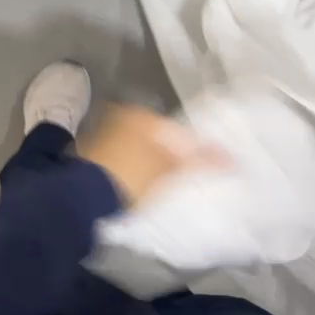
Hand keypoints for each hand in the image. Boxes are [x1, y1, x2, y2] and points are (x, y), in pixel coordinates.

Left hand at [78, 104, 226, 207]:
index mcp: (139, 116)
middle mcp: (117, 118)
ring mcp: (98, 137)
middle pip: (153, 137)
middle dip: (166, 154)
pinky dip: (128, 169)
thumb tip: (231, 158)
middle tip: (177, 176)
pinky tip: (133, 186)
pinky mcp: (86, 157)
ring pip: (134, 148)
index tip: (195, 168)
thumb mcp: (170, 170)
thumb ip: (201, 161)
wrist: (83, 198)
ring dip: (146, 162)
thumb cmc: (132, 177)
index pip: (174, 130)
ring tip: (156, 185)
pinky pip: (118, 160)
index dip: (188, 150)